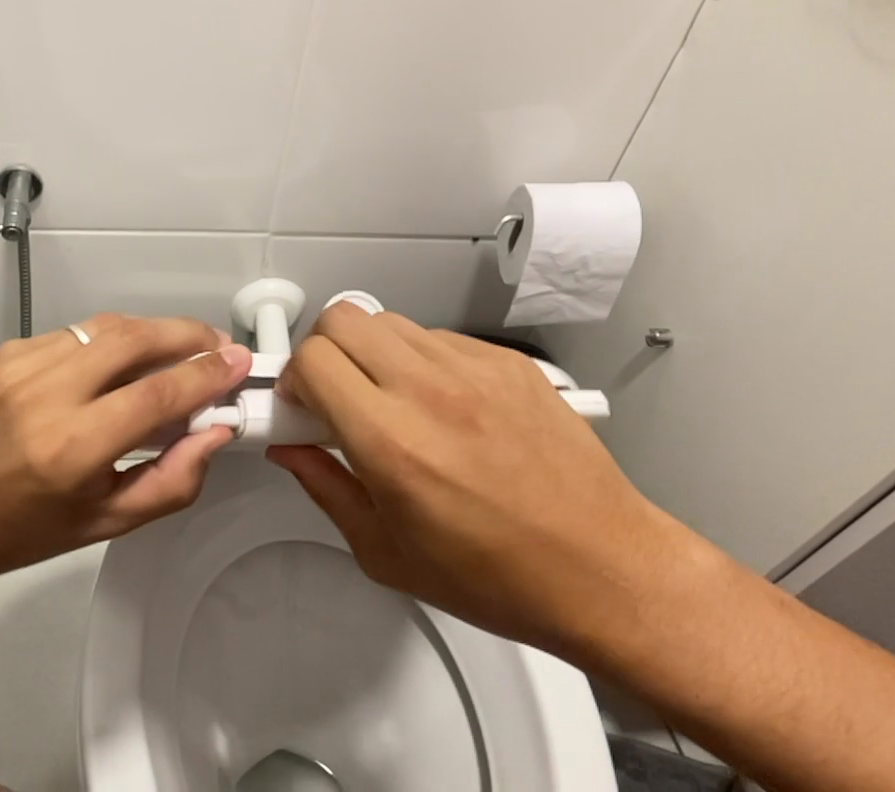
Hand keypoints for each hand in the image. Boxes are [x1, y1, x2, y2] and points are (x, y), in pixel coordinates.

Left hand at [0, 315, 252, 592]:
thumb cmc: (20, 533)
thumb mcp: (105, 523)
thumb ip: (171, 480)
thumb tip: (216, 431)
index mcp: (71, 449)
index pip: (158, 394)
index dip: (207, 374)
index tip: (239, 362)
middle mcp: (45, 395)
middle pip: (135, 339)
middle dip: (188, 334)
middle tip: (218, 344)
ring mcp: (19, 365)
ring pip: (105, 327)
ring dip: (152, 331)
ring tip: (182, 346)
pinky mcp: (5, 352)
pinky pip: (73, 334)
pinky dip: (109, 341)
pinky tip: (122, 360)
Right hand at [268, 303, 701, 657]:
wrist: (603, 570)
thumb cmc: (500, 577)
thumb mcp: (385, 551)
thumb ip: (325, 487)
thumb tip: (291, 449)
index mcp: (392, 442)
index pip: (312, 360)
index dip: (293, 380)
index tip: (300, 407)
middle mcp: (431, 391)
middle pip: (342, 318)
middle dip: (322, 350)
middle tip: (333, 394)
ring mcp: (475, 369)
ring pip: (390, 322)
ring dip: (371, 352)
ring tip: (388, 400)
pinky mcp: (510, 363)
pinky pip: (441, 337)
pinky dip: (421, 359)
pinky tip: (440, 404)